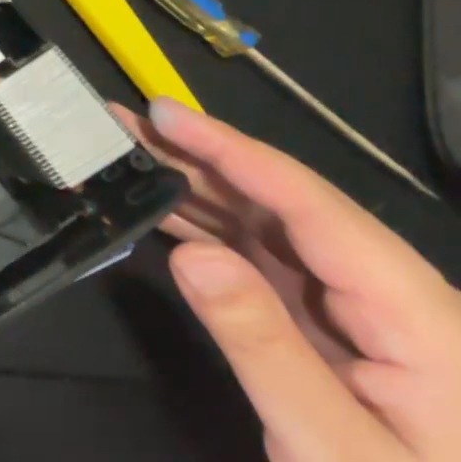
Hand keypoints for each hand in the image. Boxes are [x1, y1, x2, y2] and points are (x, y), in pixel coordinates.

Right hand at [112, 97, 460, 461]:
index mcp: (421, 318)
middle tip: (122, 121)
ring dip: (196, 185)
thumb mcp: (334, 445)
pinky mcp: (334, 329)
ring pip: (272, 227)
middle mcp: (395, 299)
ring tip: (127, 150)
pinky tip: (159, 209)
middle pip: (289, 206)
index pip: (318, 210)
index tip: (165, 114)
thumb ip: (265, 346)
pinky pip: (264, 261)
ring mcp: (362, 313)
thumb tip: (190, 253)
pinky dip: (206, 228)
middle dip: (203, 157)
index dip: (237, 153)